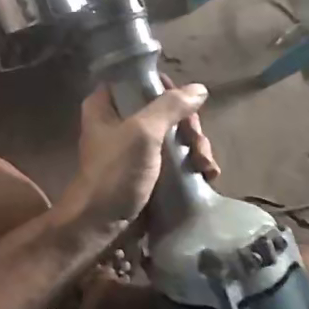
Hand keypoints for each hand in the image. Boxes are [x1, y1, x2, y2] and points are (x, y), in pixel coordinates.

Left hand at [62, 83, 217, 227]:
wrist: (101, 227)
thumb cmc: (114, 174)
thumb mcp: (142, 133)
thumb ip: (170, 107)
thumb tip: (200, 89)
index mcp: (106, 104)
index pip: (141, 81)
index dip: (167, 89)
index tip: (185, 106)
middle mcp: (119, 121)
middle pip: (165, 109)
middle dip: (188, 126)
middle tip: (196, 143)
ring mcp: (135, 148)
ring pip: (174, 134)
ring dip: (195, 147)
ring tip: (205, 166)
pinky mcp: (148, 171)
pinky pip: (176, 157)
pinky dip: (192, 163)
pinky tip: (207, 174)